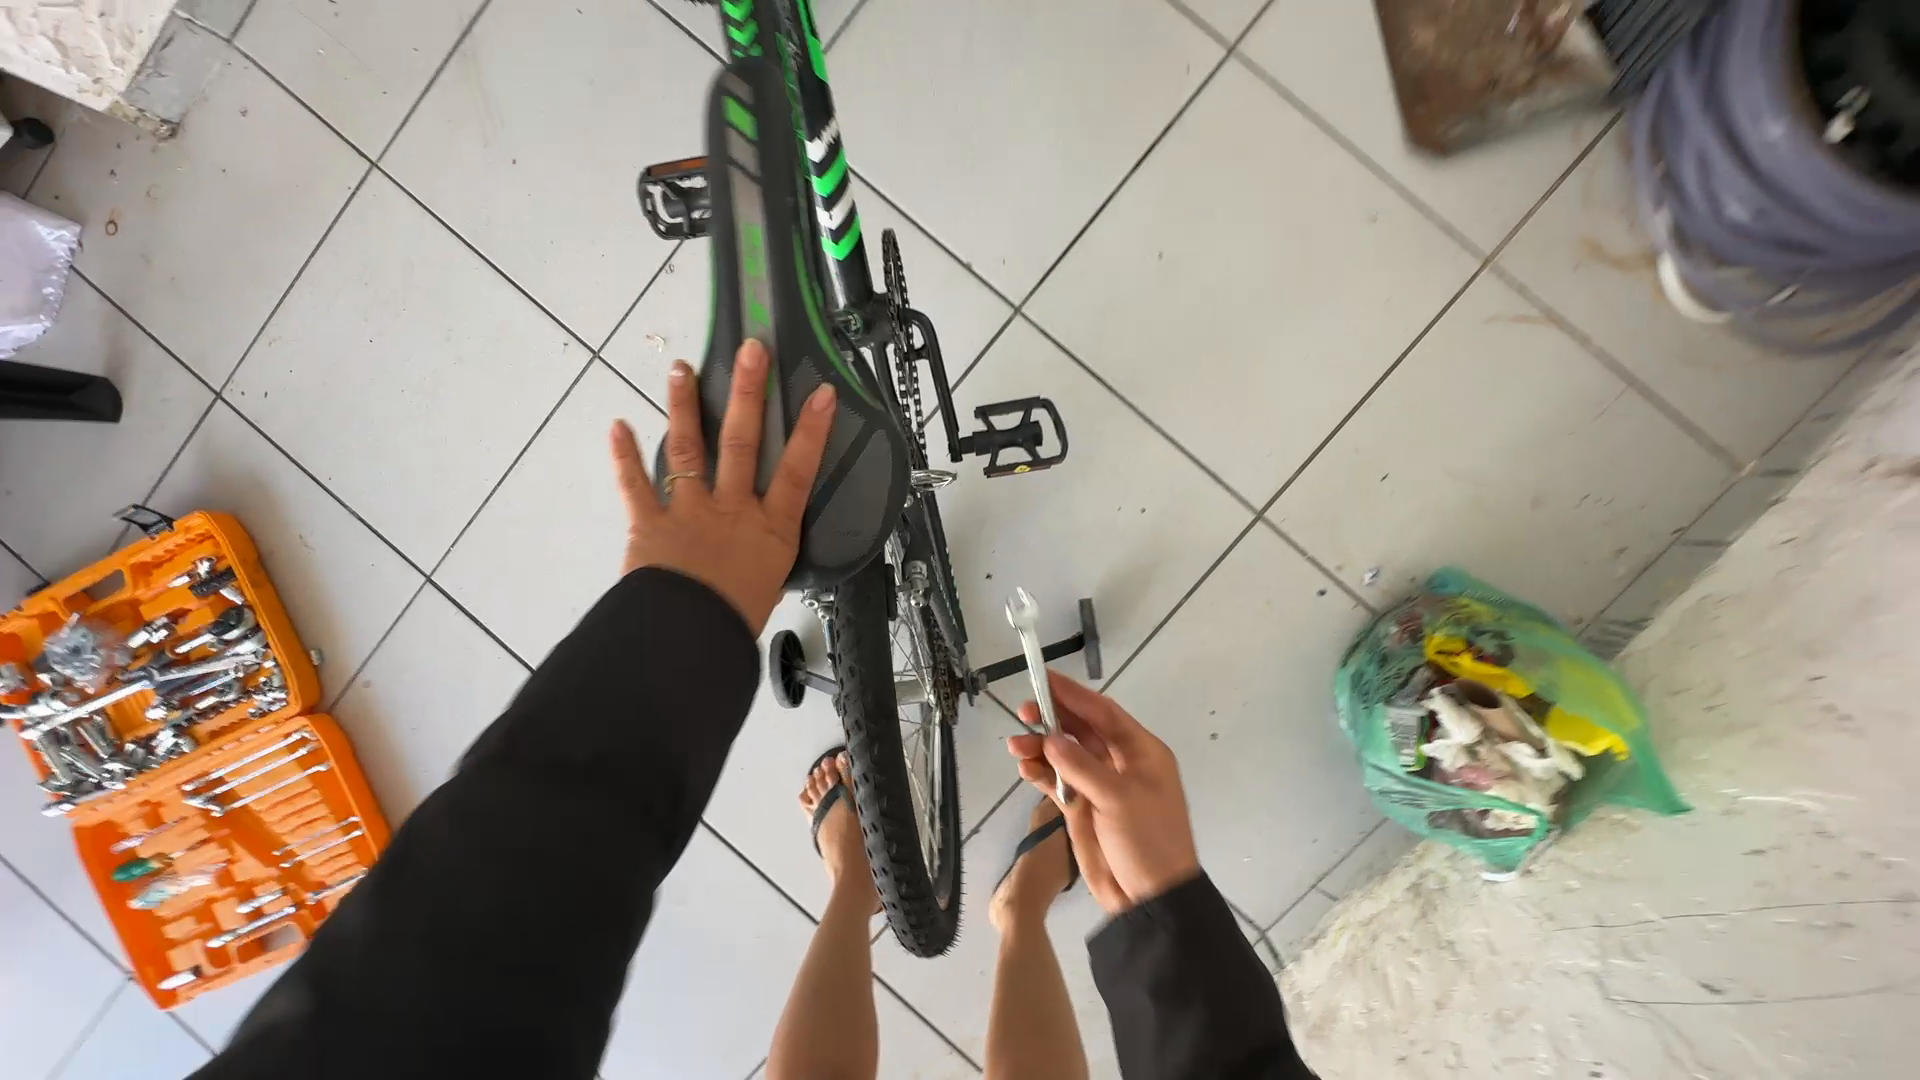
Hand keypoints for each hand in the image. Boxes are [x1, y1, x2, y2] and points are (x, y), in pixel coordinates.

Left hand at [608, 340, 834, 635]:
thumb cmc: (735, 621)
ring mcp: (689, 512)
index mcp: (770, 528)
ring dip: (684, 407)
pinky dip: (624, 456)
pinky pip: (636, 486)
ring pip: (689, 451)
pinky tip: (617, 425)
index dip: (812, 430)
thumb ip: (764, 558)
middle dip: (748, 394)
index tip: (821, 392)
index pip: (797, 470)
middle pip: (743, 443)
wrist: (687, 640)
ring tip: (681, 369)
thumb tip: (758, 553)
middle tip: (749, 350)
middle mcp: (732, 509)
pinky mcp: (649, 524)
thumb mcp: (769, 586)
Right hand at [1007, 670, 1200, 915]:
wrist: (1150, 899)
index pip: (1103, 712)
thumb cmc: (1147, 841)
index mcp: (1140, 752)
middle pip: (1080, 729)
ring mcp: (1099, 786)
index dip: (1073, 694)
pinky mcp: (1082, 808)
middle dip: (1052, 719)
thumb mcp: (1119, 799)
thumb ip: (1082, 767)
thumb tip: (1050, 740)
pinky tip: (1024, 768)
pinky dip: (1040, 773)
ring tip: (1015, 746)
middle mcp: (1119, 763)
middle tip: (1023, 711)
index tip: (1044, 678)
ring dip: (1040, 747)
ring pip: (1064, 754)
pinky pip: (1057, 781)